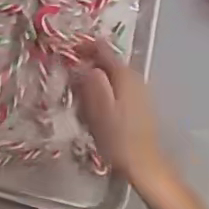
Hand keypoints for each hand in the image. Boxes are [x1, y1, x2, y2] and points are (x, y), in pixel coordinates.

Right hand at [72, 38, 173, 192]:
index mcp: (124, 76)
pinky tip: (95, 103)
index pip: (103, 50)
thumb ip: (91, 84)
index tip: (66, 51)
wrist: (143, 162)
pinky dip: (104, 88)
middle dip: (88, 62)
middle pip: (109, 61)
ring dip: (95, 77)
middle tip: (67, 72)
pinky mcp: (139, 104)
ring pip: (113, 75)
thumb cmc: (117, 138)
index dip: (84, 46)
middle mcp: (135, 78)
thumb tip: (83, 65)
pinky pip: (118, 87)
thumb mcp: (98, 110)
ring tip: (77, 88)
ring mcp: (140, 90)